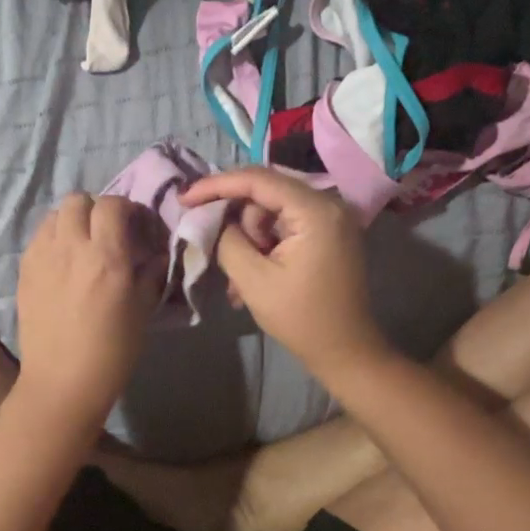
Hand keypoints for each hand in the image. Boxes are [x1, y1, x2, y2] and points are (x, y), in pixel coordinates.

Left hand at [15, 194, 165, 420]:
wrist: (63, 381)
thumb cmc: (112, 350)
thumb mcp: (143, 309)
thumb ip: (150, 272)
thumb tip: (154, 252)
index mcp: (106, 256)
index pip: (114, 205)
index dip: (130, 210)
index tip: (139, 228)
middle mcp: (70, 247)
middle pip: (79, 200)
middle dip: (98, 210)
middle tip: (109, 233)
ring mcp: (42, 256)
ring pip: (55, 214)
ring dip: (73, 221)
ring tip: (83, 244)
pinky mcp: (24, 270)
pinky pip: (39, 237)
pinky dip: (54, 239)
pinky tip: (63, 262)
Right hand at [181, 168, 388, 377]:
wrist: (345, 351)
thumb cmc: (301, 318)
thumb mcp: (253, 280)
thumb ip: (227, 240)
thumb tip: (212, 219)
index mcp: (315, 210)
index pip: (258, 180)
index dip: (216, 185)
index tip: (184, 198)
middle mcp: (329, 204)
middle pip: (266, 193)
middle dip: (237, 221)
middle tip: (219, 251)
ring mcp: (332, 218)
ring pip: (272, 210)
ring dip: (250, 238)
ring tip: (239, 279)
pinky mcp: (329, 233)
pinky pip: (286, 225)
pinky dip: (265, 244)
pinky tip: (253, 274)